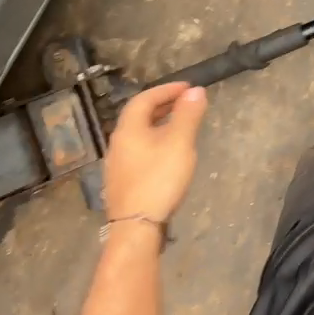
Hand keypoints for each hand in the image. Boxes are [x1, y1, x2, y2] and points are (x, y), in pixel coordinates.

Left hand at [103, 82, 208, 222]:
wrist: (136, 227)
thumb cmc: (159, 179)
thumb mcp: (180, 143)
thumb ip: (188, 115)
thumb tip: (195, 90)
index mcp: (129, 129)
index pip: (144, 99)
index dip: (166, 90)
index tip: (187, 87)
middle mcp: (118, 143)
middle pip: (138, 116)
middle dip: (162, 105)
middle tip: (185, 103)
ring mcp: (117, 164)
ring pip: (138, 134)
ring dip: (158, 123)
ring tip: (179, 125)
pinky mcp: (122, 181)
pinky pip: (138, 150)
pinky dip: (154, 141)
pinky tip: (167, 153)